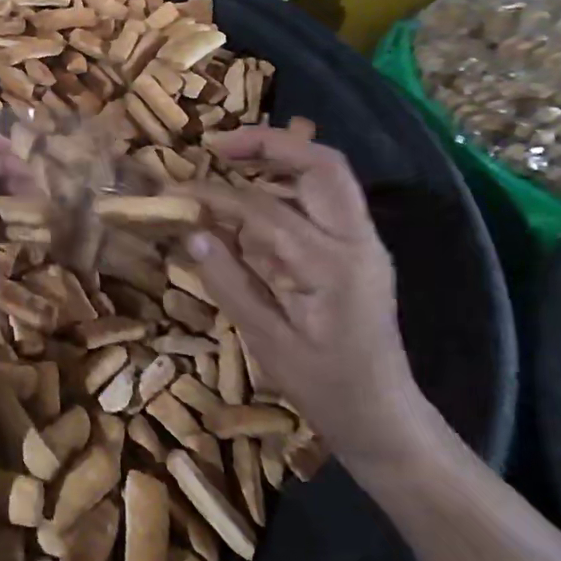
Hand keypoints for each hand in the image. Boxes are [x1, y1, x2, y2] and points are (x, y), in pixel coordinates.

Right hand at [182, 126, 434, 466]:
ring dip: (279, 158)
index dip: (214, 195)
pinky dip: (285, 184)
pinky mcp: (356, 249)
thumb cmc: (323, 386)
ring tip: (229, 160)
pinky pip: (322, 199)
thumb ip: (228, 281)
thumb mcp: (266, 340)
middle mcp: (355, 243)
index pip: (263, 209)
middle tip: (217, 146)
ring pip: (327, 175)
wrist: (384, 417)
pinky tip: (250, 197)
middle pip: (321, 166)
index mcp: (330, 267)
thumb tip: (191, 232)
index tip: (176, 191)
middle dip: (269, 144)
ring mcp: (362, 243)